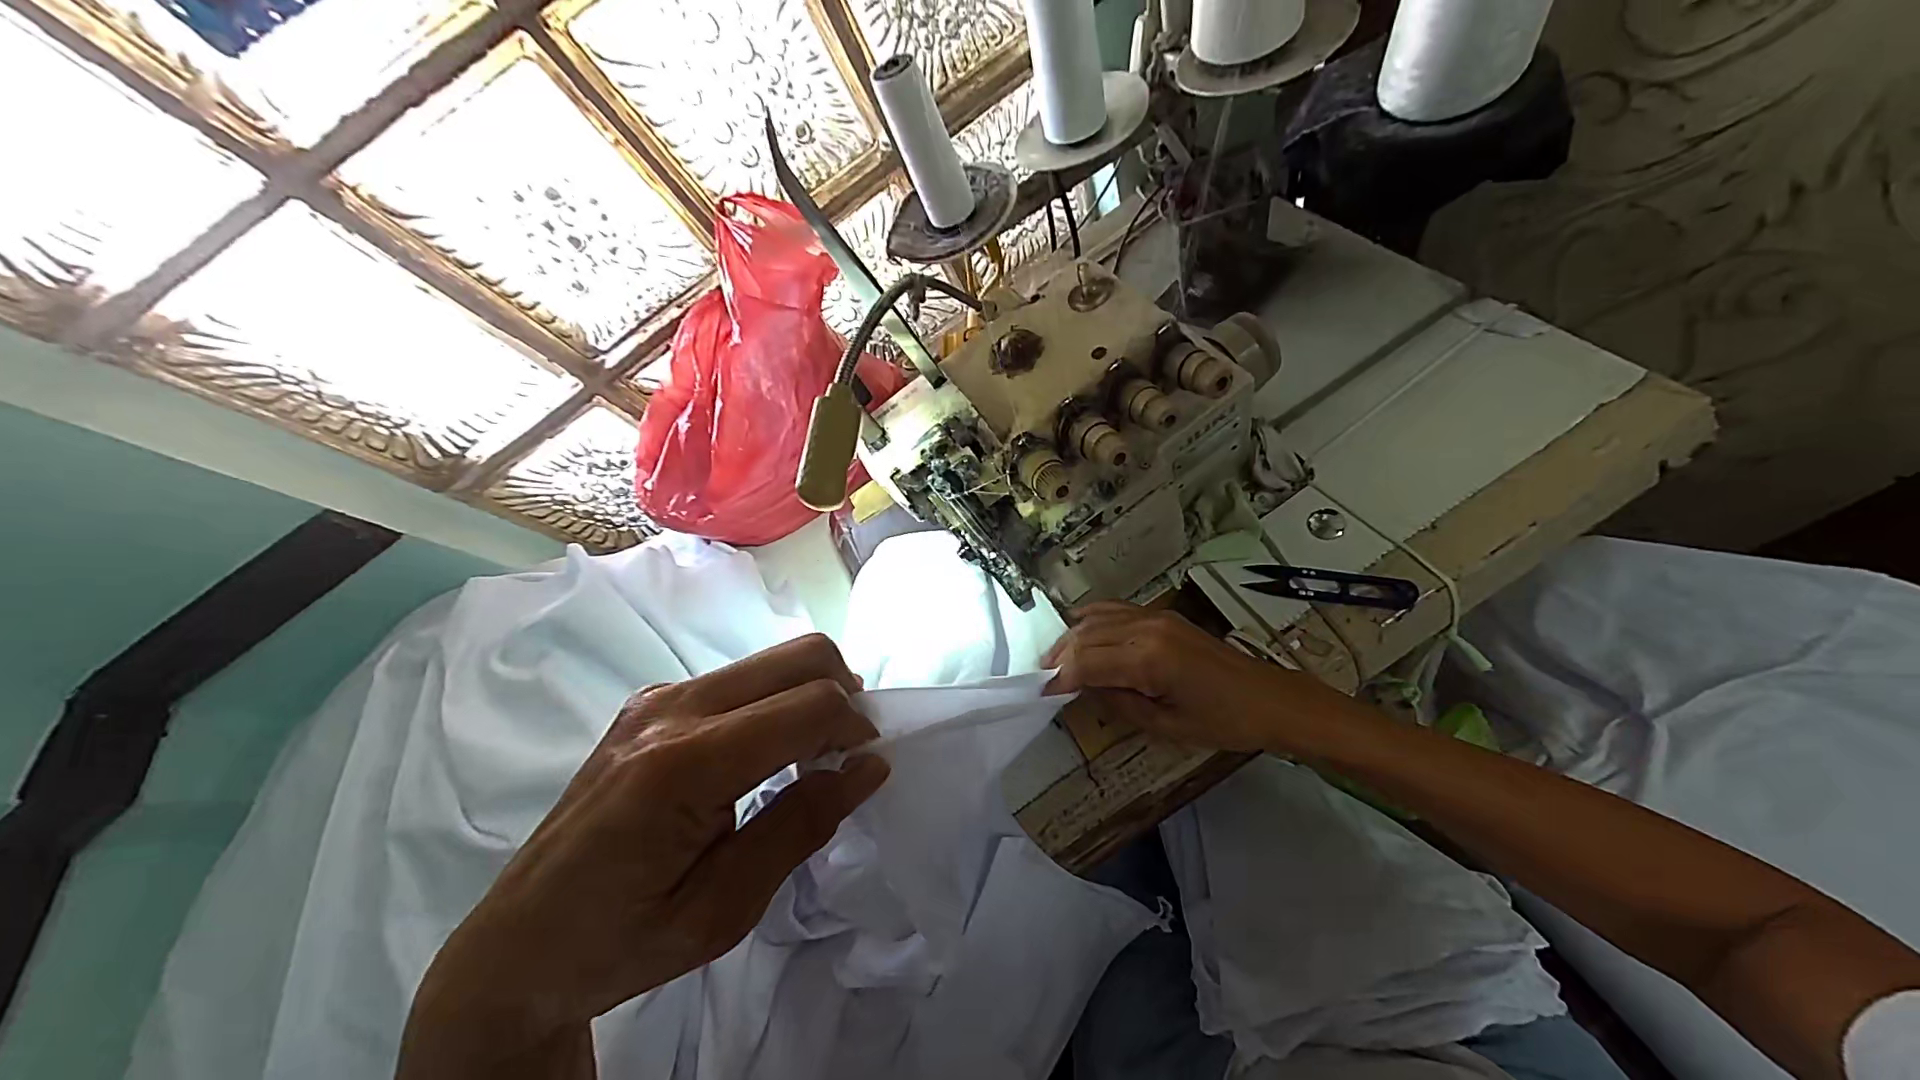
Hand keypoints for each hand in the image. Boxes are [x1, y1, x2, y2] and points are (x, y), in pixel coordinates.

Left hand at [399, 634, 888, 1078]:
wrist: (517, 948)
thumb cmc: (621, 943)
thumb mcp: (725, 909)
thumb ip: (802, 825)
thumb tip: (869, 766)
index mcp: (684, 765)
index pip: (808, 705)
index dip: (856, 728)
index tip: (865, 767)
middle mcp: (671, 709)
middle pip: (798, 656)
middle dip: (843, 695)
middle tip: (844, 754)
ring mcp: (656, 698)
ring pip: (771, 659)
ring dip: (809, 696)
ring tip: (807, 758)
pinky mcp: (650, 703)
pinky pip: (739, 679)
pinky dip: (774, 702)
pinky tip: (762, 757)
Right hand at [1042, 602, 1377, 754]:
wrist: (1270, 699)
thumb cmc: (1224, 722)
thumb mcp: (1167, 726)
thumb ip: (1119, 704)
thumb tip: (1085, 689)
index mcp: (1149, 661)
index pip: (1086, 663)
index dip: (1059, 678)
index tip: (1043, 693)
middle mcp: (1147, 630)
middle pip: (1085, 636)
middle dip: (1060, 658)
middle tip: (1047, 680)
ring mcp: (1155, 617)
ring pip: (1095, 618)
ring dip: (1072, 638)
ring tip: (1060, 662)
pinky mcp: (1162, 615)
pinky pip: (1115, 609)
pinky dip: (1092, 618)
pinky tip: (1081, 630)